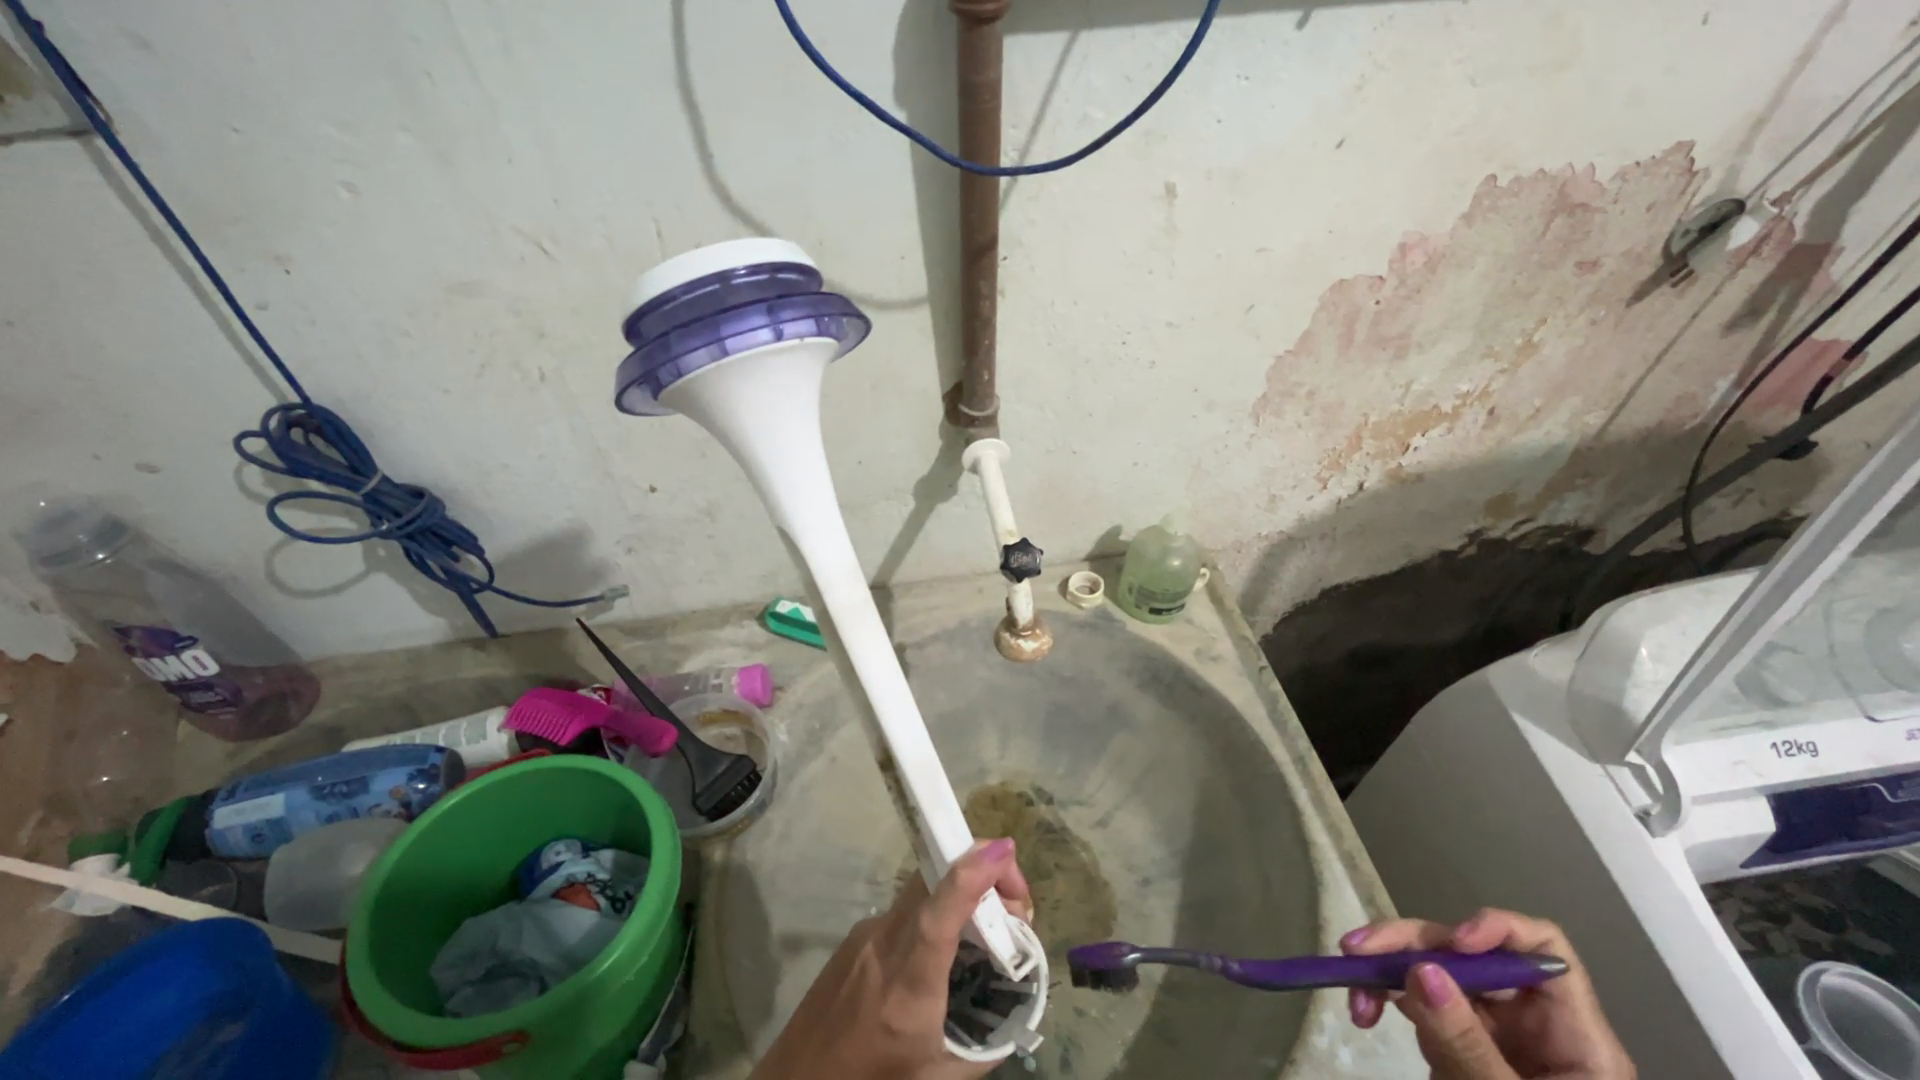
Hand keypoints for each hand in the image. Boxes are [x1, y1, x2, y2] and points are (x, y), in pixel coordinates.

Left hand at [751, 838, 1033, 1079]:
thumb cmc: (869, 1079)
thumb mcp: (938, 1077)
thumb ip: (986, 1047)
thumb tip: (1019, 1014)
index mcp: (908, 986)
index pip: (938, 912)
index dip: (973, 873)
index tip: (1006, 849)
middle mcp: (883, 946)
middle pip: (933, 881)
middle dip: (983, 871)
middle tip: (1018, 907)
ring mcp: (865, 934)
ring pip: (922, 889)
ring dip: (963, 889)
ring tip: (991, 927)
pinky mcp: (856, 935)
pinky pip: (907, 908)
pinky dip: (938, 909)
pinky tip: (948, 946)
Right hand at [1342, 908, 1633, 1079]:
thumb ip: (1468, 1047)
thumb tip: (1421, 971)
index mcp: (1575, 1038)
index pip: (1544, 951)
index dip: (1497, 929)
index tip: (1451, 943)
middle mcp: (1534, 1027)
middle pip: (1474, 956)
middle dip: (1414, 945)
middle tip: (1355, 950)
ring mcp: (1494, 1040)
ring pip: (1438, 976)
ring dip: (1389, 973)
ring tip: (1354, 996)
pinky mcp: (1460, 1055)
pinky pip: (1423, 1009)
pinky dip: (1390, 1001)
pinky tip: (1367, 1014)